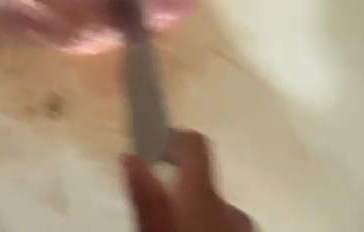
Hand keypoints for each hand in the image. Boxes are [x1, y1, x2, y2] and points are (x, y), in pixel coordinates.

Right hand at [123, 132, 252, 231]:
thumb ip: (144, 199)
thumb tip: (131, 156)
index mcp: (204, 197)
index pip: (196, 145)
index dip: (174, 140)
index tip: (151, 151)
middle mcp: (233, 212)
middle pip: (206, 188)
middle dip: (183, 196)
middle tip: (157, 220)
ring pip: (221, 219)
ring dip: (200, 224)